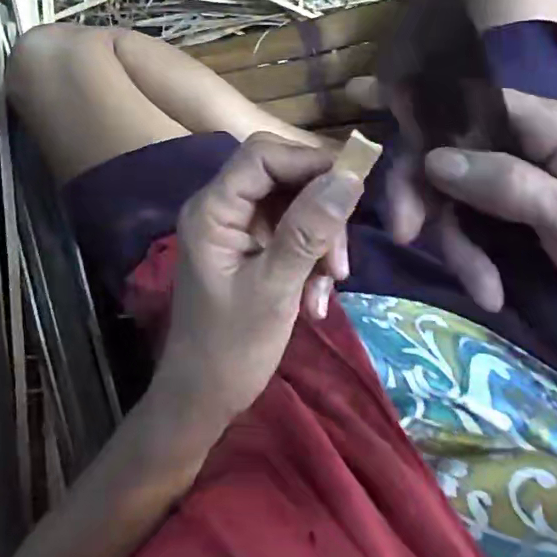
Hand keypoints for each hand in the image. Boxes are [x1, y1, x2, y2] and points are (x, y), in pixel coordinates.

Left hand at [152, 134, 363, 425]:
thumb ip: (310, 230)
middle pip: (282, 175)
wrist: (203, 401)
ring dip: (321, 239)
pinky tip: (317, 296)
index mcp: (212, 209)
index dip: (309, 161)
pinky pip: (294, 230)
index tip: (353, 184)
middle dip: (320, 208)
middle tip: (341, 251)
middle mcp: (222, 206)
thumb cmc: (231, 349)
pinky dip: (313, 256)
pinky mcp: (252, 245)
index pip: (262, 156)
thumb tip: (349, 177)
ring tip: (331, 283)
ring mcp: (237, 226)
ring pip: (294, 203)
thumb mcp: (276, 288)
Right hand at [421, 89, 556, 337]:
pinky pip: (489, 212)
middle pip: (459, 147)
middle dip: (431, 194)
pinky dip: (479, 247)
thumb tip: (435, 157)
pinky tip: (490, 287)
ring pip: (468, 186)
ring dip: (459, 234)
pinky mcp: (542, 201)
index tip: (373, 135)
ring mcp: (542, 169)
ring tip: (481, 289)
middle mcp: (544, 136)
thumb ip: (513, 187)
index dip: (418, 118)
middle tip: (411, 239)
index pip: (469, 105)